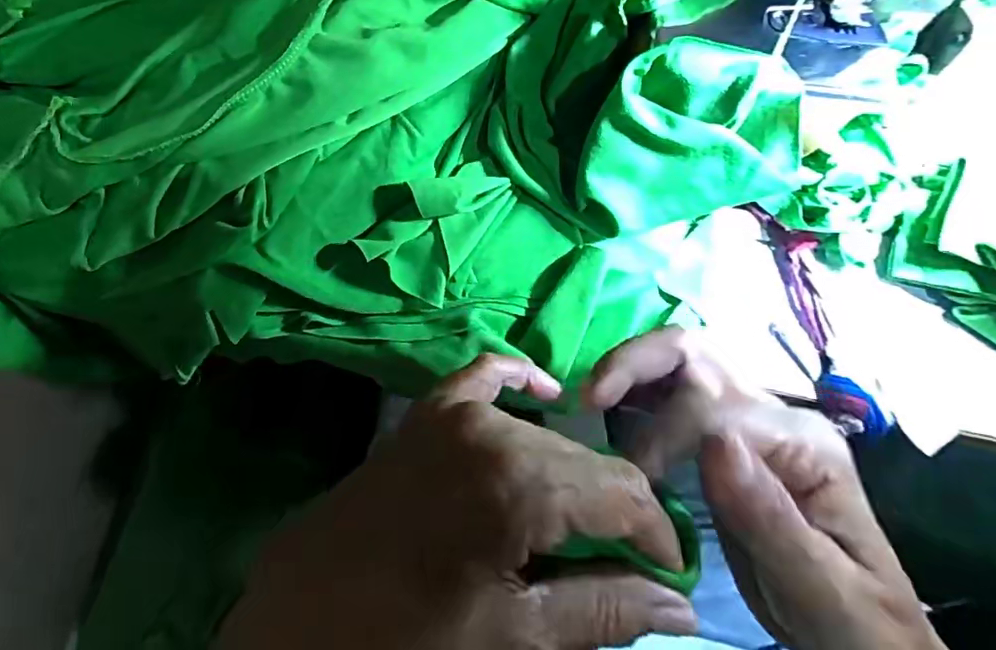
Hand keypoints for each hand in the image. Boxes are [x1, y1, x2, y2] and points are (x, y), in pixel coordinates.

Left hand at [217, 353, 699, 649]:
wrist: (313, 599)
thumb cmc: (413, 627)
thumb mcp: (515, 635)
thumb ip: (603, 609)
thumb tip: (683, 608)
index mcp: (518, 484)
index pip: (621, 493)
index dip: (655, 537)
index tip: (666, 579)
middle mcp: (490, 430)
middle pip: (585, 461)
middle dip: (615, 512)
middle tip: (623, 564)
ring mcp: (453, 410)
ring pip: (545, 433)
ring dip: (571, 473)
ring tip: (577, 526)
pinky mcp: (427, 407)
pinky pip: (485, 372)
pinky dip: (518, 381)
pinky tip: (543, 393)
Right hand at [586, 328, 945, 649]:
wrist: (858, 635)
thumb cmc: (849, 621)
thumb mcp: (824, 590)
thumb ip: (771, 518)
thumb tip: (717, 442)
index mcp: (801, 441)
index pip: (712, 409)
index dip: (662, 437)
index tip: (633, 483)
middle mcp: (771, 414)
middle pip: (693, 355)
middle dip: (634, 364)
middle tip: (587, 397)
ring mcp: (743, 418)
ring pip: (675, 360)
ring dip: (626, 370)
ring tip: (586, 401)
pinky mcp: (716, 432)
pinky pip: (666, 390)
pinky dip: (629, 390)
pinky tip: (604, 412)